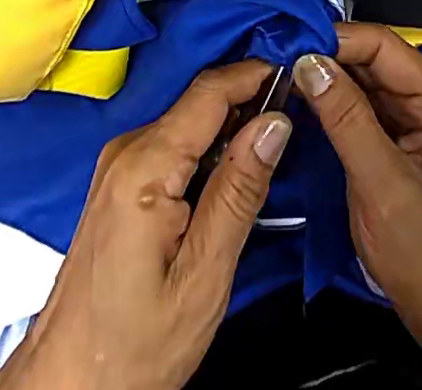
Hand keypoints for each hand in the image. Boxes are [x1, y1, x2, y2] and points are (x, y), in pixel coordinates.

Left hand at [0, 62, 291, 389]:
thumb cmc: (133, 347)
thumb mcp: (205, 273)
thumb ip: (241, 189)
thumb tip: (276, 122)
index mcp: (145, 169)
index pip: (211, 91)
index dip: (259, 74)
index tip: (301, 78)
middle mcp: (126, 154)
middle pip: (201, 99)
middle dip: (253, 97)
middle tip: (298, 114)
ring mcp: (120, 167)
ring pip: (192, 118)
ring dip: (236, 121)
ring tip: (277, 141)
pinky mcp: (122, 183)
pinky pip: (177, 140)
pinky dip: (214, 142)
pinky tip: (238, 166)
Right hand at [290, 24, 421, 342]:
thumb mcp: (383, 186)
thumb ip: (347, 120)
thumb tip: (309, 61)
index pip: (387, 48)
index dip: (338, 40)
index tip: (287, 45)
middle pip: (375, 59)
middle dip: (327, 55)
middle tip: (274, 59)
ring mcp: (413, 117)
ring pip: (364, 79)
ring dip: (325, 76)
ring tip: (277, 74)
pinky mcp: (394, 137)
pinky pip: (359, 106)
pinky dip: (331, 101)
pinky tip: (299, 99)